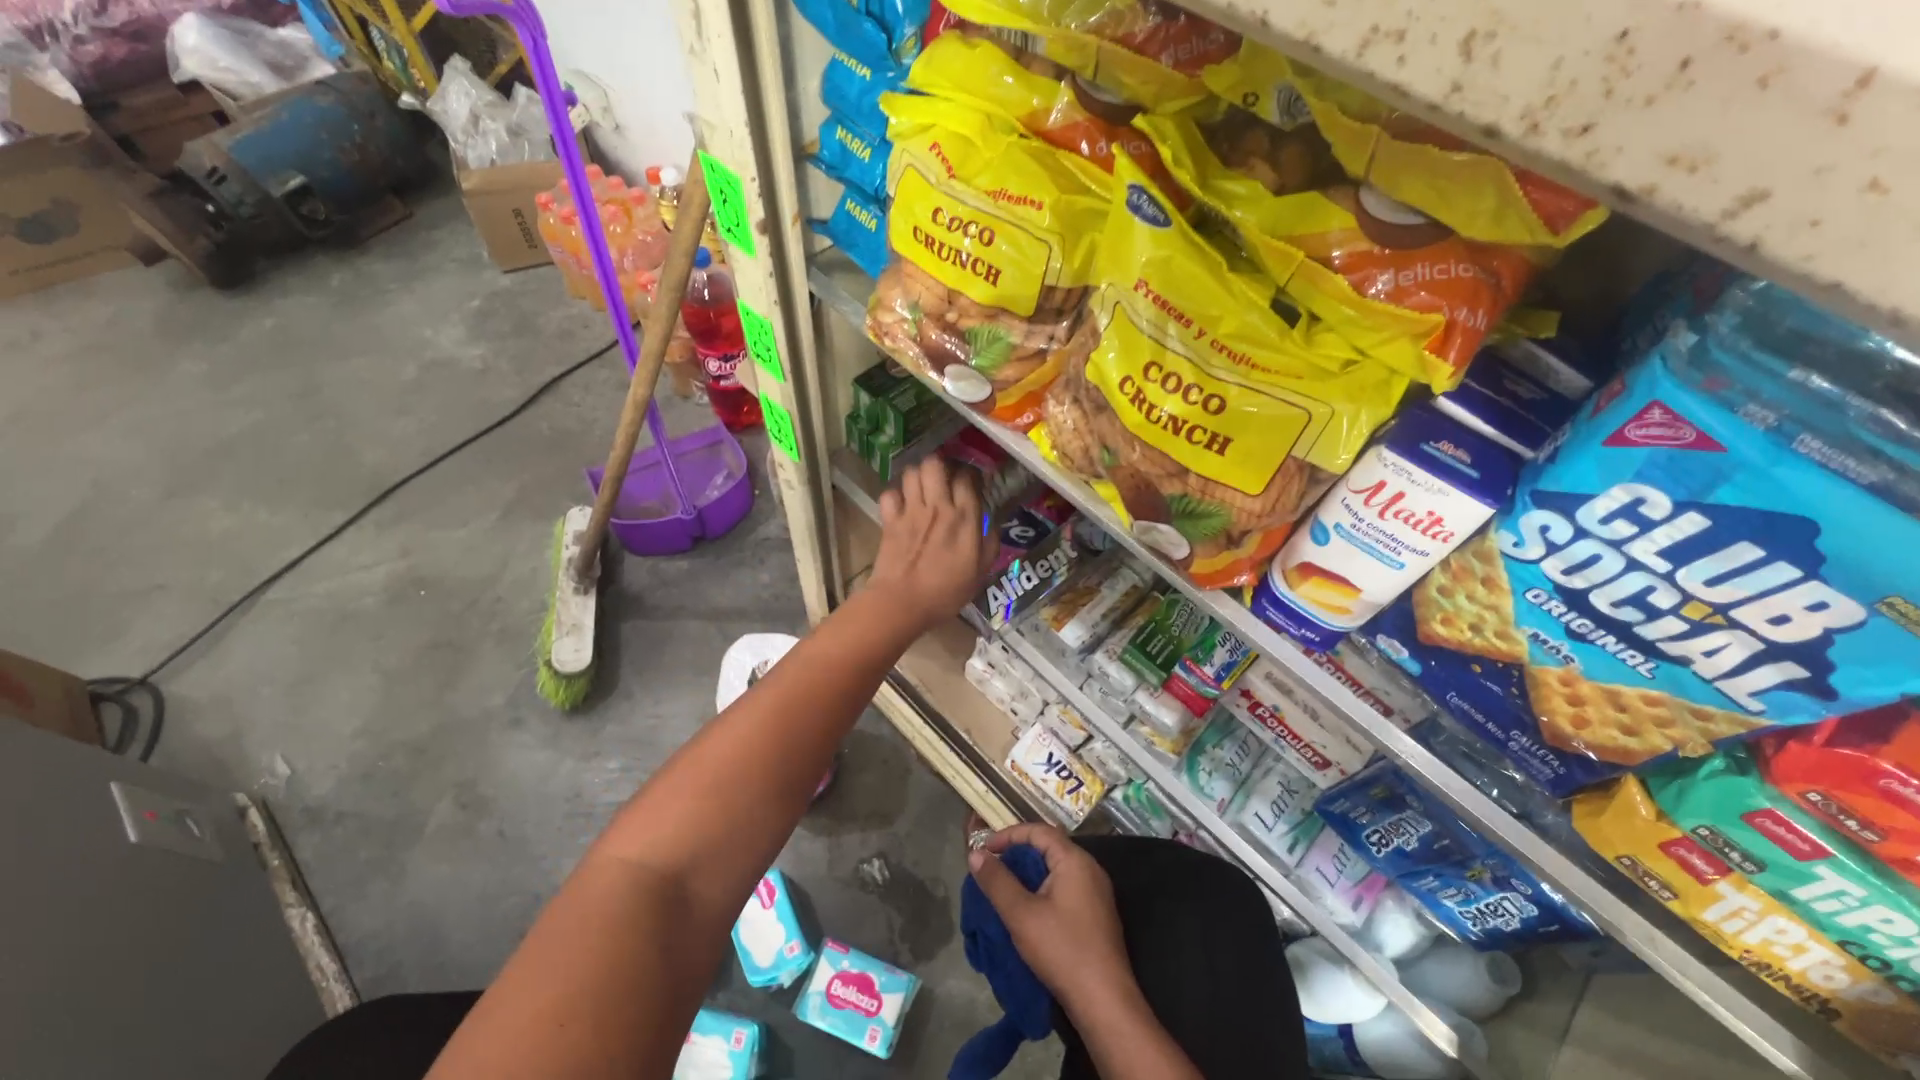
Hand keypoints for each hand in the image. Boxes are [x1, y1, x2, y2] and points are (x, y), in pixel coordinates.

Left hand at [868, 456, 994, 629]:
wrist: (902, 603)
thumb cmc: (946, 592)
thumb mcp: (980, 573)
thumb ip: (989, 544)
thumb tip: (993, 525)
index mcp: (964, 517)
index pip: (967, 477)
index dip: (969, 474)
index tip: (970, 482)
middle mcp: (938, 506)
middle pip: (935, 463)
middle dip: (940, 465)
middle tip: (943, 478)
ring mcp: (910, 511)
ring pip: (912, 472)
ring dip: (917, 476)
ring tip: (922, 488)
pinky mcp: (889, 520)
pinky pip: (890, 493)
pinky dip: (895, 496)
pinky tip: (901, 506)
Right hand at [968, 824, 1134, 1011]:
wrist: (1103, 998)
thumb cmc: (1061, 949)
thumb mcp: (1021, 913)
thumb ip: (997, 881)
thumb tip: (975, 853)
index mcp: (1075, 861)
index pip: (1039, 831)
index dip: (1008, 835)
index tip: (983, 850)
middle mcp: (1090, 869)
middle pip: (1049, 847)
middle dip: (1017, 854)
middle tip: (991, 868)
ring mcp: (1097, 892)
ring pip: (1057, 869)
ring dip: (1029, 873)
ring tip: (1004, 888)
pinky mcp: (1096, 914)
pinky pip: (1066, 888)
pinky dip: (1043, 889)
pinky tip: (1028, 909)